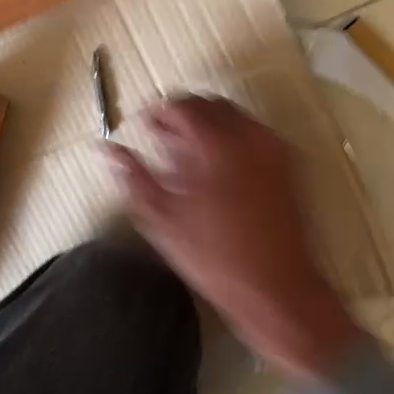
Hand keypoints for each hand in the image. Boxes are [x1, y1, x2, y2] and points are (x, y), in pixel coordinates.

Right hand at [106, 95, 362, 380]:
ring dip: (206, 124)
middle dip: (182, 114)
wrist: (275, 289)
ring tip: (185, 155)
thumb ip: (133, 176)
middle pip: (208, 104)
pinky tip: (214, 167)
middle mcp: (247, 135)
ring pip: (232, 116)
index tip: (143, 126)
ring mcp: (271, 148)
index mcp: (215, 143)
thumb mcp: (161, 218)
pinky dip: (230, 138)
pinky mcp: (286, 165)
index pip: (181, 105)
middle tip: (161, 139)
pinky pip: (252, 134)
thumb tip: (107, 149)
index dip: (157, 112)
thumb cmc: (213, 256)